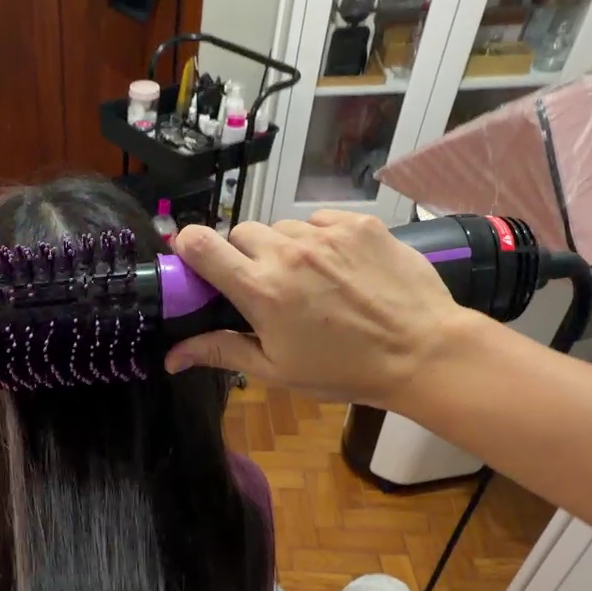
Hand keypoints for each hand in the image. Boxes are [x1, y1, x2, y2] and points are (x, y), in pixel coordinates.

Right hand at [163, 211, 487, 405]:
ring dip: (279, 248)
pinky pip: (318, 221)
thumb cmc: (342, 369)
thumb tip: (171, 357)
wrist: (420, 351)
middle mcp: (288, 253)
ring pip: (280, 227)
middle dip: (240, 256)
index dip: (188, 247)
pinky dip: (316, 239)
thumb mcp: (275, 369)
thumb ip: (220, 352)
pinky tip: (333, 268)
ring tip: (303, 280)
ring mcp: (326, 234)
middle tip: (259, 286)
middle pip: (240, 233)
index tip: (192, 260)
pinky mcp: (359, 224)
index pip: (202, 245)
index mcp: (261, 290)